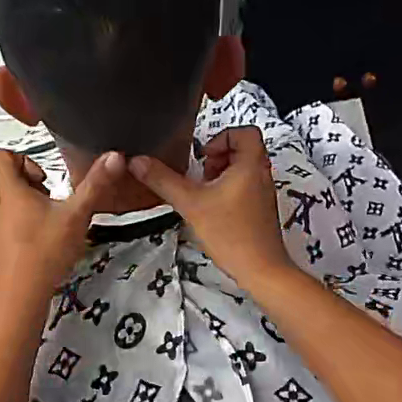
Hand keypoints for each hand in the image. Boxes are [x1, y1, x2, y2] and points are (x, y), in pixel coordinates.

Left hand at [0, 149, 123, 300]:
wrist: (20, 295)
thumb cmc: (44, 253)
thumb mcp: (76, 215)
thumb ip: (95, 184)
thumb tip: (113, 158)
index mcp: (7, 189)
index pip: (3, 154)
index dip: (26, 161)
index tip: (45, 180)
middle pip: (1, 176)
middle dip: (26, 182)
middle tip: (48, 200)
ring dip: (19, 202)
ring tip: (43, 220)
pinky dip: (12, 222)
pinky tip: (33, 239)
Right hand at [127, 127, 293, 289]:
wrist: (260, 269)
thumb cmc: (231, 234)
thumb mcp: (191, 204)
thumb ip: (163, 180)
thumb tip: (137, 161)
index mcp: (251, 164)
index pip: (245, 131)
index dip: (222, 137)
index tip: (204, 155)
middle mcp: (262, 175)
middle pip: (244, 149)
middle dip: (218, 156)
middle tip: (202, 173)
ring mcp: (264, 193)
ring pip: (244, 169)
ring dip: (222, 173)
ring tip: (204, 192)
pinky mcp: (262, 210)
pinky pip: (246, 187)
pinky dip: (229, 189)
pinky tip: (213, 209)